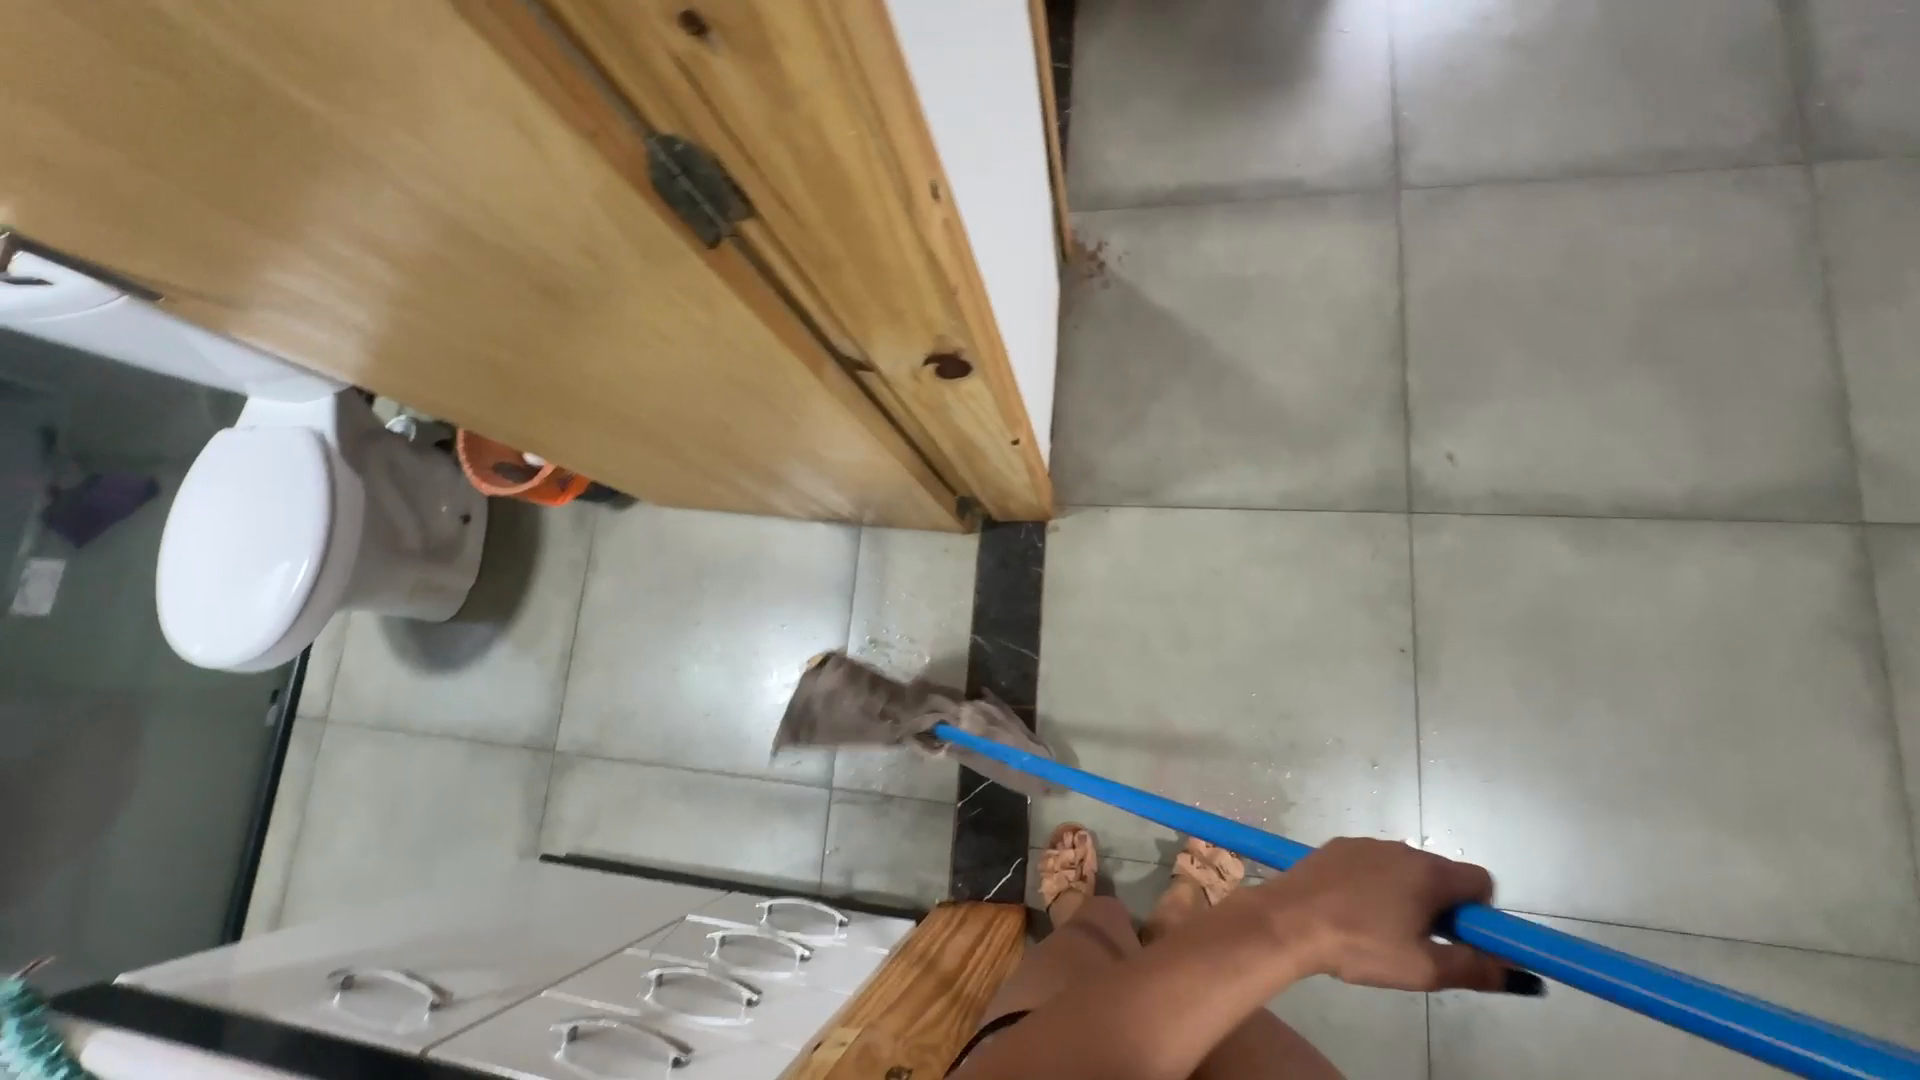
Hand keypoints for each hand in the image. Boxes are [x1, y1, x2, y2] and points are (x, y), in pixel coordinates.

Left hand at [1263, 837, 1538, 994]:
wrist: (1287, 920)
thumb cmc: (1359, 944)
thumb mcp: (1424, 968)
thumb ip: (1477, 969)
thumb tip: (1520, 975)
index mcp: (1428, 873)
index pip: (1481, 881)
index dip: (1481, 912)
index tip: (1461, 938)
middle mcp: (1399, 848)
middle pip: (1441, 874)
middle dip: (1442, 906)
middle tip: (1419, 940)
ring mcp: (1363, 843)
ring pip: (1403, 869)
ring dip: (1405, 894)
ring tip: (1379, 929)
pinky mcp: (1333, 847)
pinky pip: (1370, 864)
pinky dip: (1372, 884)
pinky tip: (1350, 911)